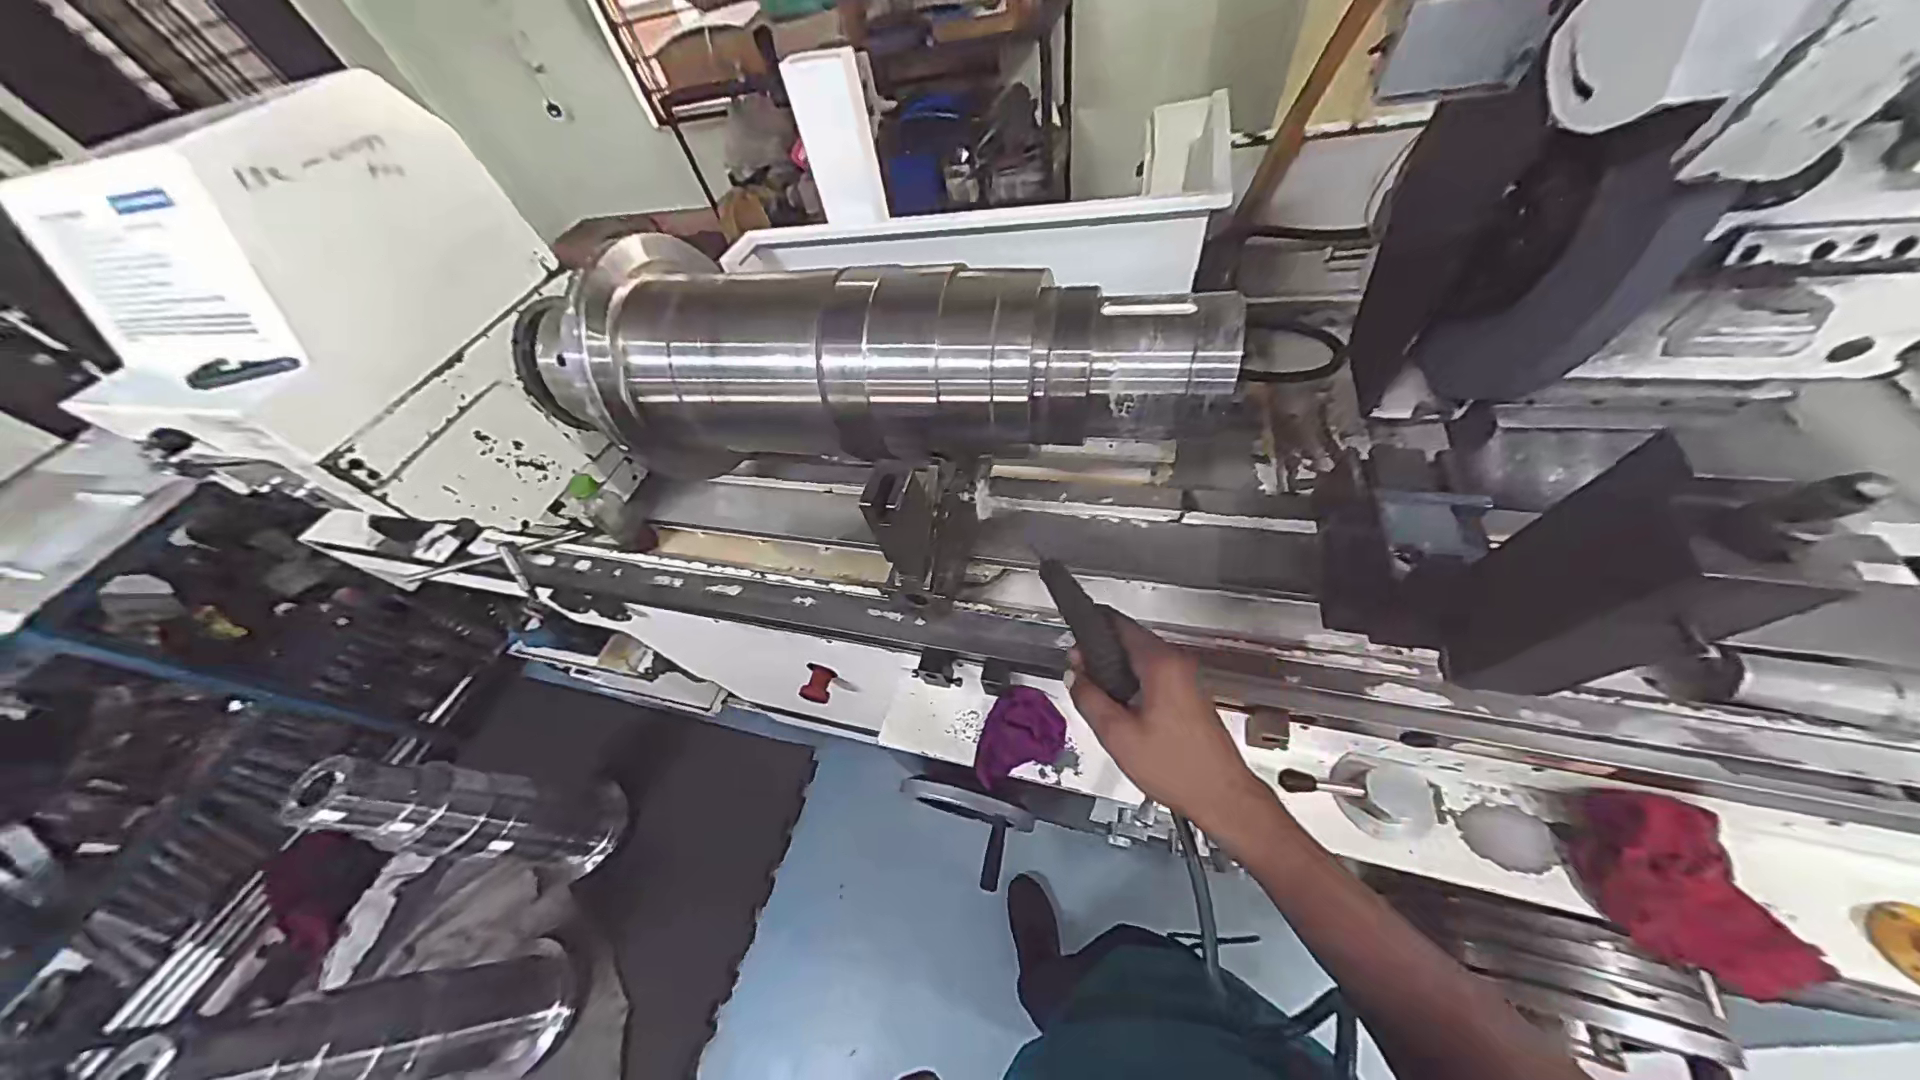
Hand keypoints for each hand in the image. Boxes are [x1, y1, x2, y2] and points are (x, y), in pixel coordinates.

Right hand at [1067, 611, 1275, 832]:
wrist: (1222, 797)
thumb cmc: (1178, 769)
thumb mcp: (1117, 734)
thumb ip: (1089, 698)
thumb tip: (1074, 677)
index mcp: (1161, 664)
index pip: (1119, 623)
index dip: (1091, 628)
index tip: (1073, 640)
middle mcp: (1178, 664)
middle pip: (1130, 639)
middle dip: (1100, 652)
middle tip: (1078, 671)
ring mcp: (1186, 679)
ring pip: (1141, 659)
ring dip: (1116, 669)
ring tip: (1095, 692)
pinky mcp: (1188, 695)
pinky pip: (1154, 675)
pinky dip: (1133, 683)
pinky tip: (1121, 707)